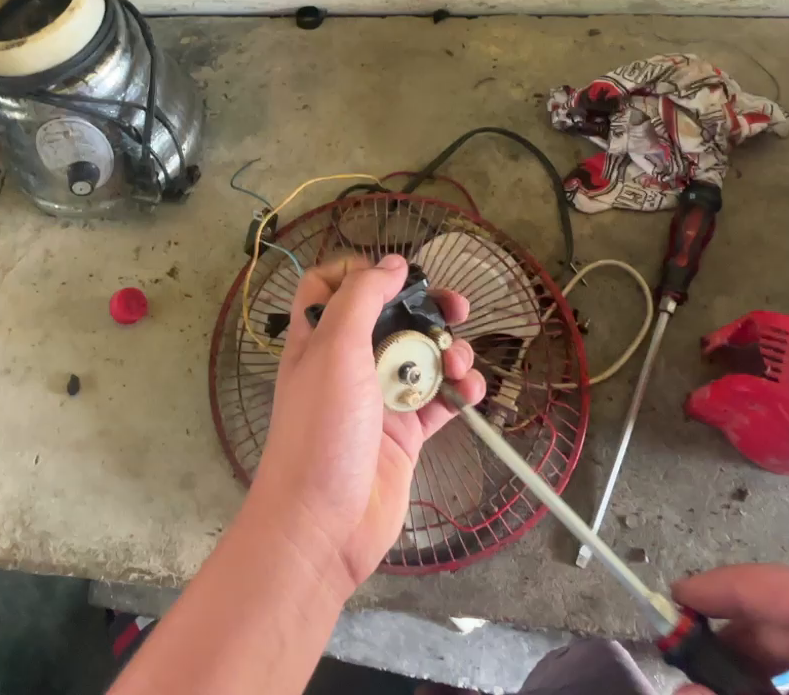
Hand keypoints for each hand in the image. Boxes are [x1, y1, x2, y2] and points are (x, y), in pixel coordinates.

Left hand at [247, 253, 486, 595]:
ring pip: (420, 356)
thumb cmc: (321, 429)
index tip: (396, 276)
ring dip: (447, 351)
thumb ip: (362, 298)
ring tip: (458, 364)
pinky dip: (458, 391)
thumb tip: (392, 263)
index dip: (360, 272)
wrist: (323, 525)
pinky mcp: (405, 434)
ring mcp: (377, 398)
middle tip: (457, 309)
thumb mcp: (334, 349)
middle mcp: (346, 363)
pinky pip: (438, 399)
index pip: (329, 286)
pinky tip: (471, 392)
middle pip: (389, 318)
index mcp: (318, 338)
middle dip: (424, 309)